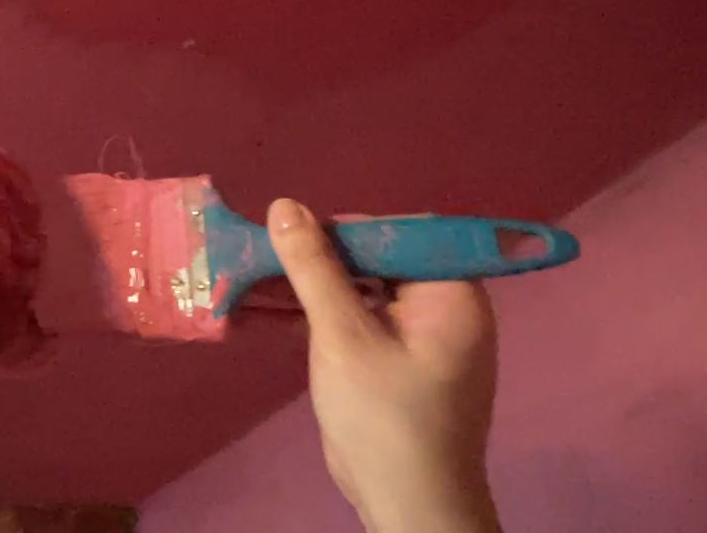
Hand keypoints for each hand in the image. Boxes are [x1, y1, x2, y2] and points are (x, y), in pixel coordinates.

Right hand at [268, 199, 501, 532]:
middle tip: (269, 255)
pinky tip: (267, 307)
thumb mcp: (341, 333)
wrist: (405, 506)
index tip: (301, 237)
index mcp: (451, 295)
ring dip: (309, 281)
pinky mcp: (392, 356)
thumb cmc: (384, 414)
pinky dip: (315, 309)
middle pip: (376, 255)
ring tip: (256, 275)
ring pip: (358, 284)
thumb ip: (313, 266)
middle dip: (319, 254)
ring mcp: (416, 334)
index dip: (351, 227)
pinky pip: (353, 313)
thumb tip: (283, 204)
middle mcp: (441, 307)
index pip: (403, 232)